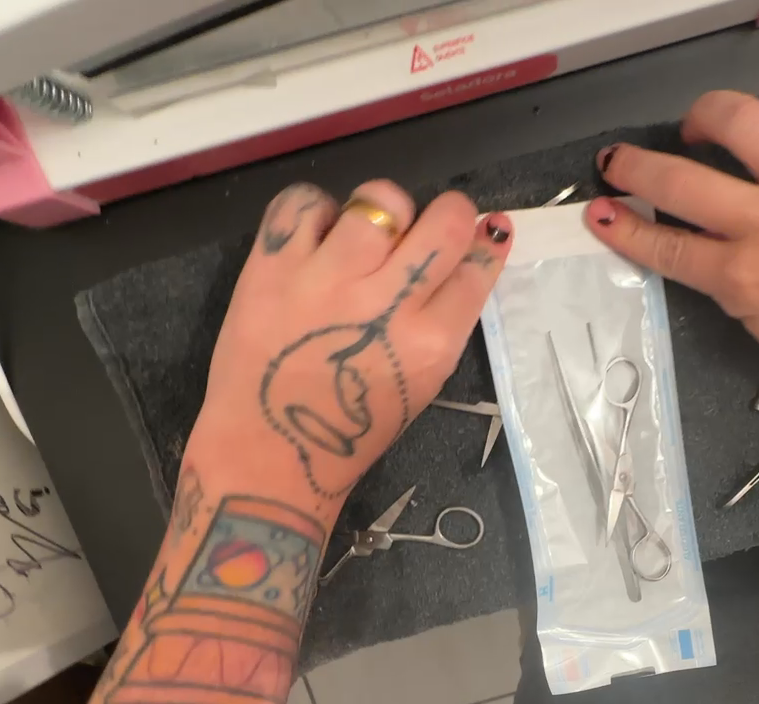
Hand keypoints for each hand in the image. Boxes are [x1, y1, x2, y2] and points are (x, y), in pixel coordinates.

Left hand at [192, 180, 512, 510]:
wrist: (270, 449)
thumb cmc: (355, 428)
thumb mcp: (421, 383)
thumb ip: (443, 324)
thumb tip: (462, 264)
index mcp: (430, 345)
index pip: (476, 269)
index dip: (488, 243)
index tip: (488, 231)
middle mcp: (386, 304)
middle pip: (446, 221)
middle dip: (453, 214)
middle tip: (436, 226)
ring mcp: (326, 279)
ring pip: (381, 200)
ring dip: (384, 214)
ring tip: (369, 238)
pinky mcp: (272, 265)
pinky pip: (304, 201)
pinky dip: (317, 211)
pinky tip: (320, 239)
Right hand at [584, 66, 758, 393]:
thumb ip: (736, 292)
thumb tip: (716, 255)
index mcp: (744, 279)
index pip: (663, 246)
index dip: (622, 228)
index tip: (600, 212)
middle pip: (677, 181)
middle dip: (633, 167)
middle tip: (620, 160)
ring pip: (734, 119)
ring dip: (703, 116)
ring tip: (702, 125)